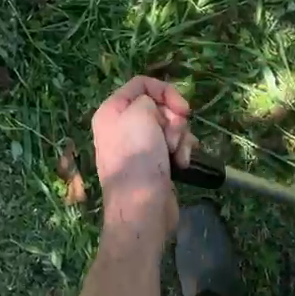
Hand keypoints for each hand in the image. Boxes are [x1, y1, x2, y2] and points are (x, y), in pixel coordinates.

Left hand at [90, 76, 196, 238]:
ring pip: (170, 126)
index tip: (183, 107)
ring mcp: (139, 146)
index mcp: (112, 110)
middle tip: (174, 135)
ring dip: (180, 137)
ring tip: (177, 154)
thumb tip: (157, 114)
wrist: (142, 211)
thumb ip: (149, 100)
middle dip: (173, 119)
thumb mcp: (140, 114)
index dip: (164, 91)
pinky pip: (174, 145)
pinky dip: (181, 151)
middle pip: (158, 106)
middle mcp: (123, 126)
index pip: (141, 84)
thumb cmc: (138, 158)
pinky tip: (182, 164)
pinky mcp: (155, 163)